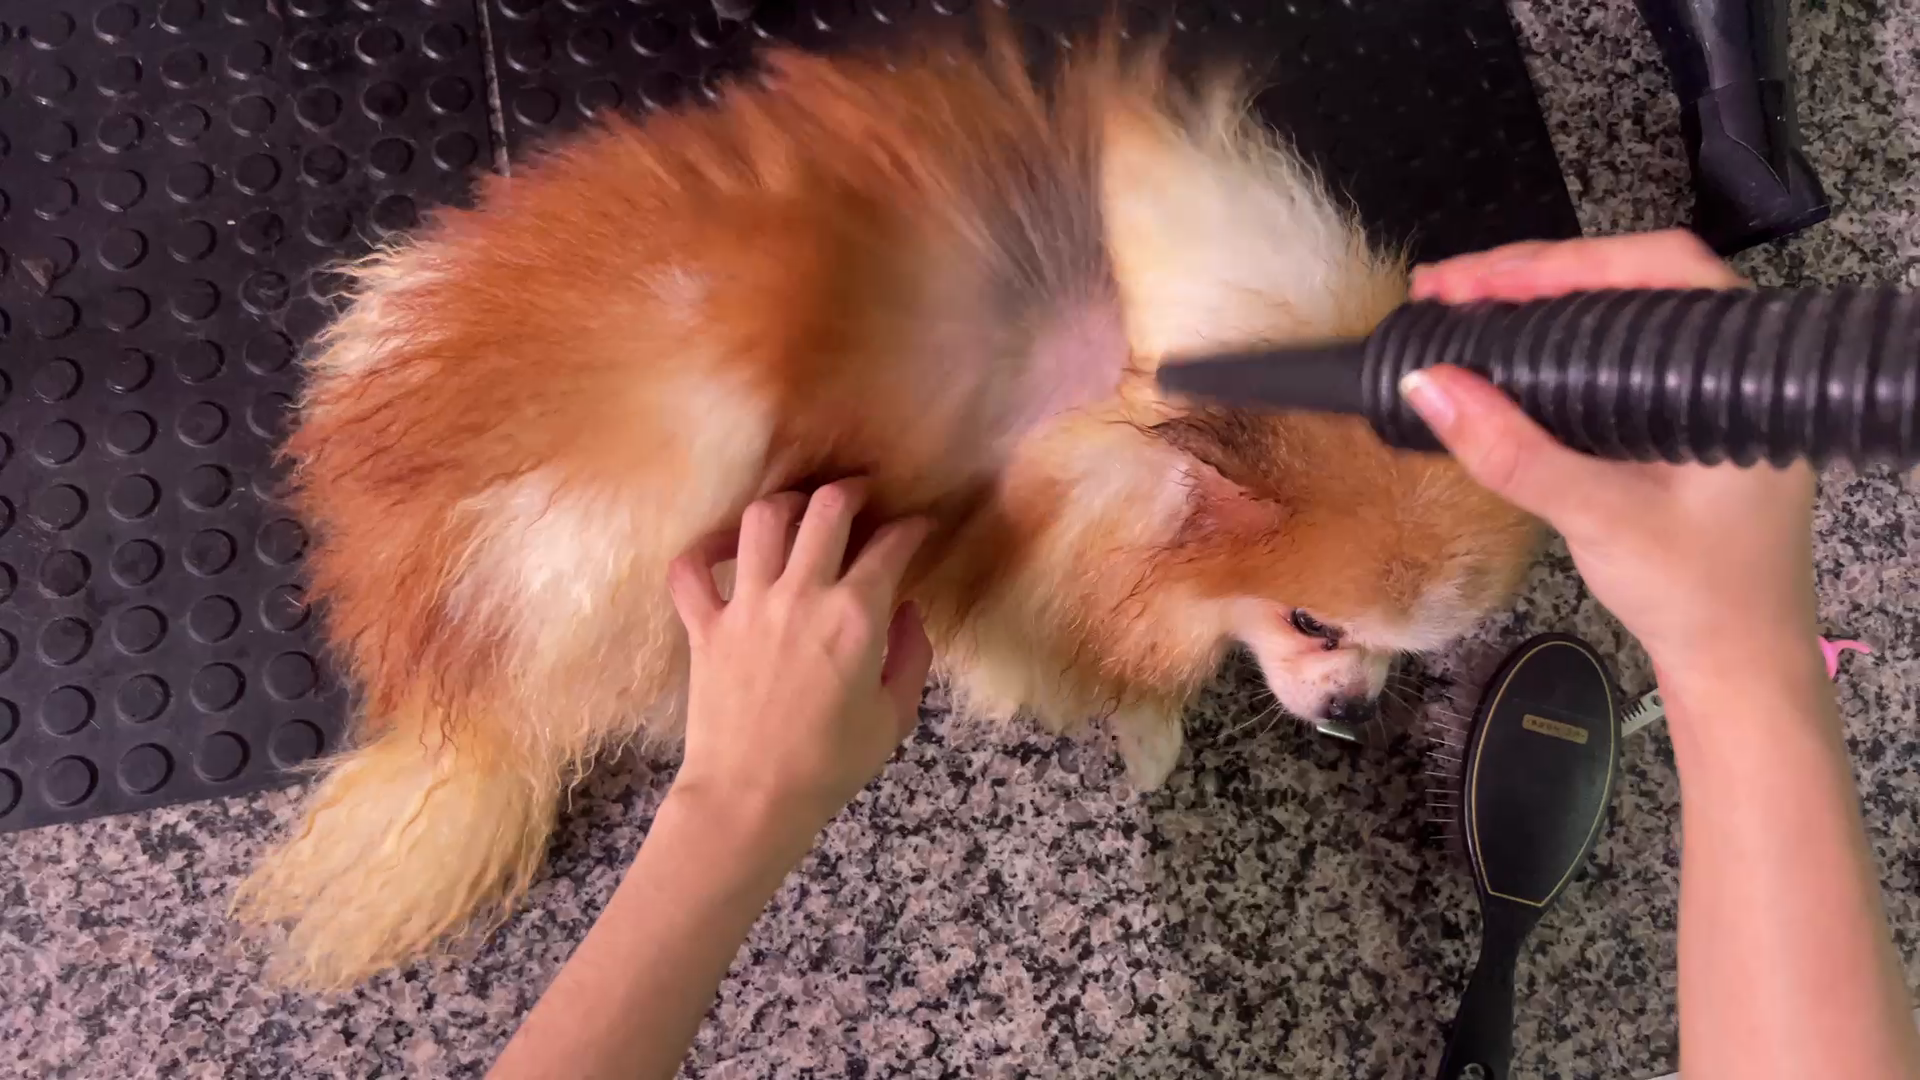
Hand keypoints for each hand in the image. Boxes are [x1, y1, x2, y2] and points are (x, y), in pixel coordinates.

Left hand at [666, 481, 932, 841]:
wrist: (752, 800)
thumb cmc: (832, 763)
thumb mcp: (895, 715)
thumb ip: (913, 654)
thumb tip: (908, 610)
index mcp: (856, 615)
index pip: (890, 547)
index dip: (911, 528)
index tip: (919, 525)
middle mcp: (802, 594)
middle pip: (827, 510)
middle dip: (851, 491)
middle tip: (861, 494)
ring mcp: (747, 605)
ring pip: (762, 520)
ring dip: (786, 503)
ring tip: (799, 509)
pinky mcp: (705, 625)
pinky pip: (690, 569)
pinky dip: (703, 550)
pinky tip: (723, 549)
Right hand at [1399, 231, 1819, 681]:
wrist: (1731, 650)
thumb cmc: (1692, 585)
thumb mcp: (1595, 515)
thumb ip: (1511, 452)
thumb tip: (1426, 384)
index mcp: (1739, 368)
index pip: (1652, 270)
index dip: (1553, 262)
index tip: (1465, 280)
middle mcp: (1722, 366)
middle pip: (1625, 284)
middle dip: (1527, 277)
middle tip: (1442, 290)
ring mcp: (1692, 394)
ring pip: (1609, 321)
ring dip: (1529, 310)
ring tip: (1456, 311)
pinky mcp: (1662, 421)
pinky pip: (1599, 360)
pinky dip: (1540, 349)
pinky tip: (1499, 358)